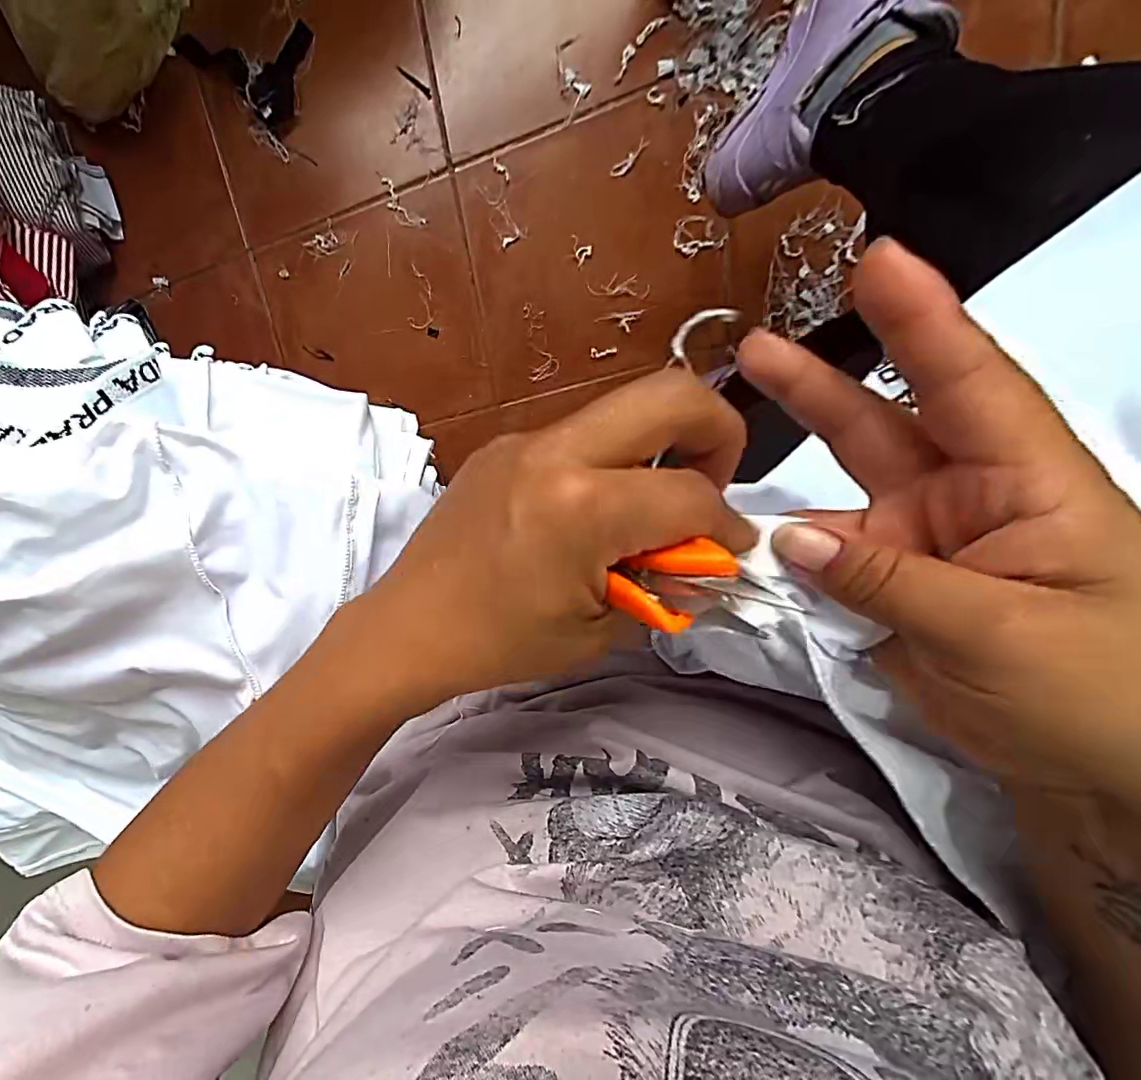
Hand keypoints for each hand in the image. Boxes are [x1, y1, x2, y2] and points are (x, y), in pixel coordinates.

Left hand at [352, 368, 754, 703]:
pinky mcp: (506, 444)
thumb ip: (664, 587)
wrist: (408, 628)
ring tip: (653, 506)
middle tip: (712, 484)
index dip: (727, 525)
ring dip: (661, 446)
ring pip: (626, 407)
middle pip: (671, 394)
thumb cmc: (499, 642)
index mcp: (581, 508)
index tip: (732, 546)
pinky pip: (583, 433)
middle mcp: (555, 453)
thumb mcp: (597, 631)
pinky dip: (614, 461)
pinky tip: (596, 511)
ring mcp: (526, 439)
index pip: (689, 495)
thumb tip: (706, 561)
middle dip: (717, 431)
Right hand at [739, 239, 1140, 827]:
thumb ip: (887, 581)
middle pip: (883, 427)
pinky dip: (794, 559)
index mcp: (1028, 479)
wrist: (1126, 786)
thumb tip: (787, 539)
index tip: (879, 259)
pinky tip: (748, 549)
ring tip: (722, 450)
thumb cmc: (1112, 693)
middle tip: (756, 345)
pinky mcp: (897, 598)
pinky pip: (833, 566)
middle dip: (821, 384)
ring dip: (792, 484)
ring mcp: (925, 550)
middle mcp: (968, 499)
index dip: (922, 319)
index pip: (968, 381)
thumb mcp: (1003, 633)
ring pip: (843, 502)